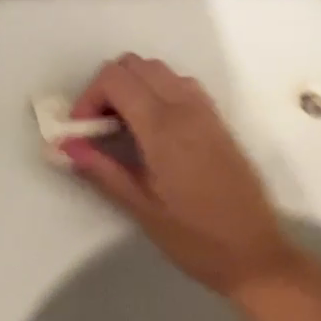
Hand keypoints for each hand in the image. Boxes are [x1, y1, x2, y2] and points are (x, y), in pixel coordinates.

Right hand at [61, 54, 299, 299]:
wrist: (257, 256)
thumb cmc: (196, 238)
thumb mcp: (141, 209)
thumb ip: (101, 169)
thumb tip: (63, 145)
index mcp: (162, 127)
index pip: (114, 78)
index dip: (89, 96)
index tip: (82, 130)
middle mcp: (183, 107)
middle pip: (133, 64)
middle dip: (107, 87)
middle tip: (99, 126)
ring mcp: (204, 109)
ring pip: (156, 68)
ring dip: (133, 85)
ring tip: (125, 125)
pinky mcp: (217, 118)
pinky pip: (179, 82)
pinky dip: (157, 89)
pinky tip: (155, 127)